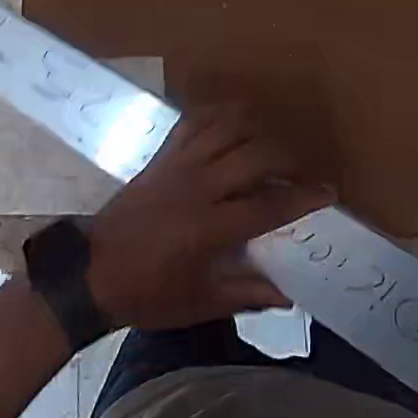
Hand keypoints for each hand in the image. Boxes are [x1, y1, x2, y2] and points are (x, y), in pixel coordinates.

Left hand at [86, 106, 334, 330]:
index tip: (328, 193)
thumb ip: (245, 294)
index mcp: (208, 227)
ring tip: (273, 146)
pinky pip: (196, 120)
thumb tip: (288, 294)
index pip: (268, 205)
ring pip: (229, 127)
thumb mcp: (198, 303)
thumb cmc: (146, 292)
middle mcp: (198, 186)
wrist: (89, 272)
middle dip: (288, 159)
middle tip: (300, 173)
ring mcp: (179, 164)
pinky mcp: (164, 154)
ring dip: (259, 130)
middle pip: (256, 155)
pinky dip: (221, 114)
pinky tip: (237, 123)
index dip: (303, 197)